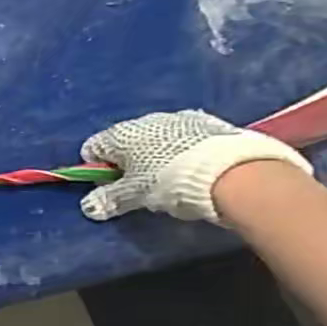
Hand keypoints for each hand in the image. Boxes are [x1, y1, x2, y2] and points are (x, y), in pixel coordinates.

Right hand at [79, 110, 312, 223]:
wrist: (238, 174)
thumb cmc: (170, 182)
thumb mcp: (133, 196)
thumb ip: (107, 199)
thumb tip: (88, 207)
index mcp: (119, 134)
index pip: (93, 148)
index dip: (99, 168)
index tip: (112, 185)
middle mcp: (145, 120)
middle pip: (126, 141)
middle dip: (129, 159)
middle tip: (143, 183)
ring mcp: (181, 118)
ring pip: (158, 137)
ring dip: (158, 153)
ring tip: (175, 175)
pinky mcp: (214, 122)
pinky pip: (188, 136)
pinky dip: (186, 148)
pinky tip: (198, 165)